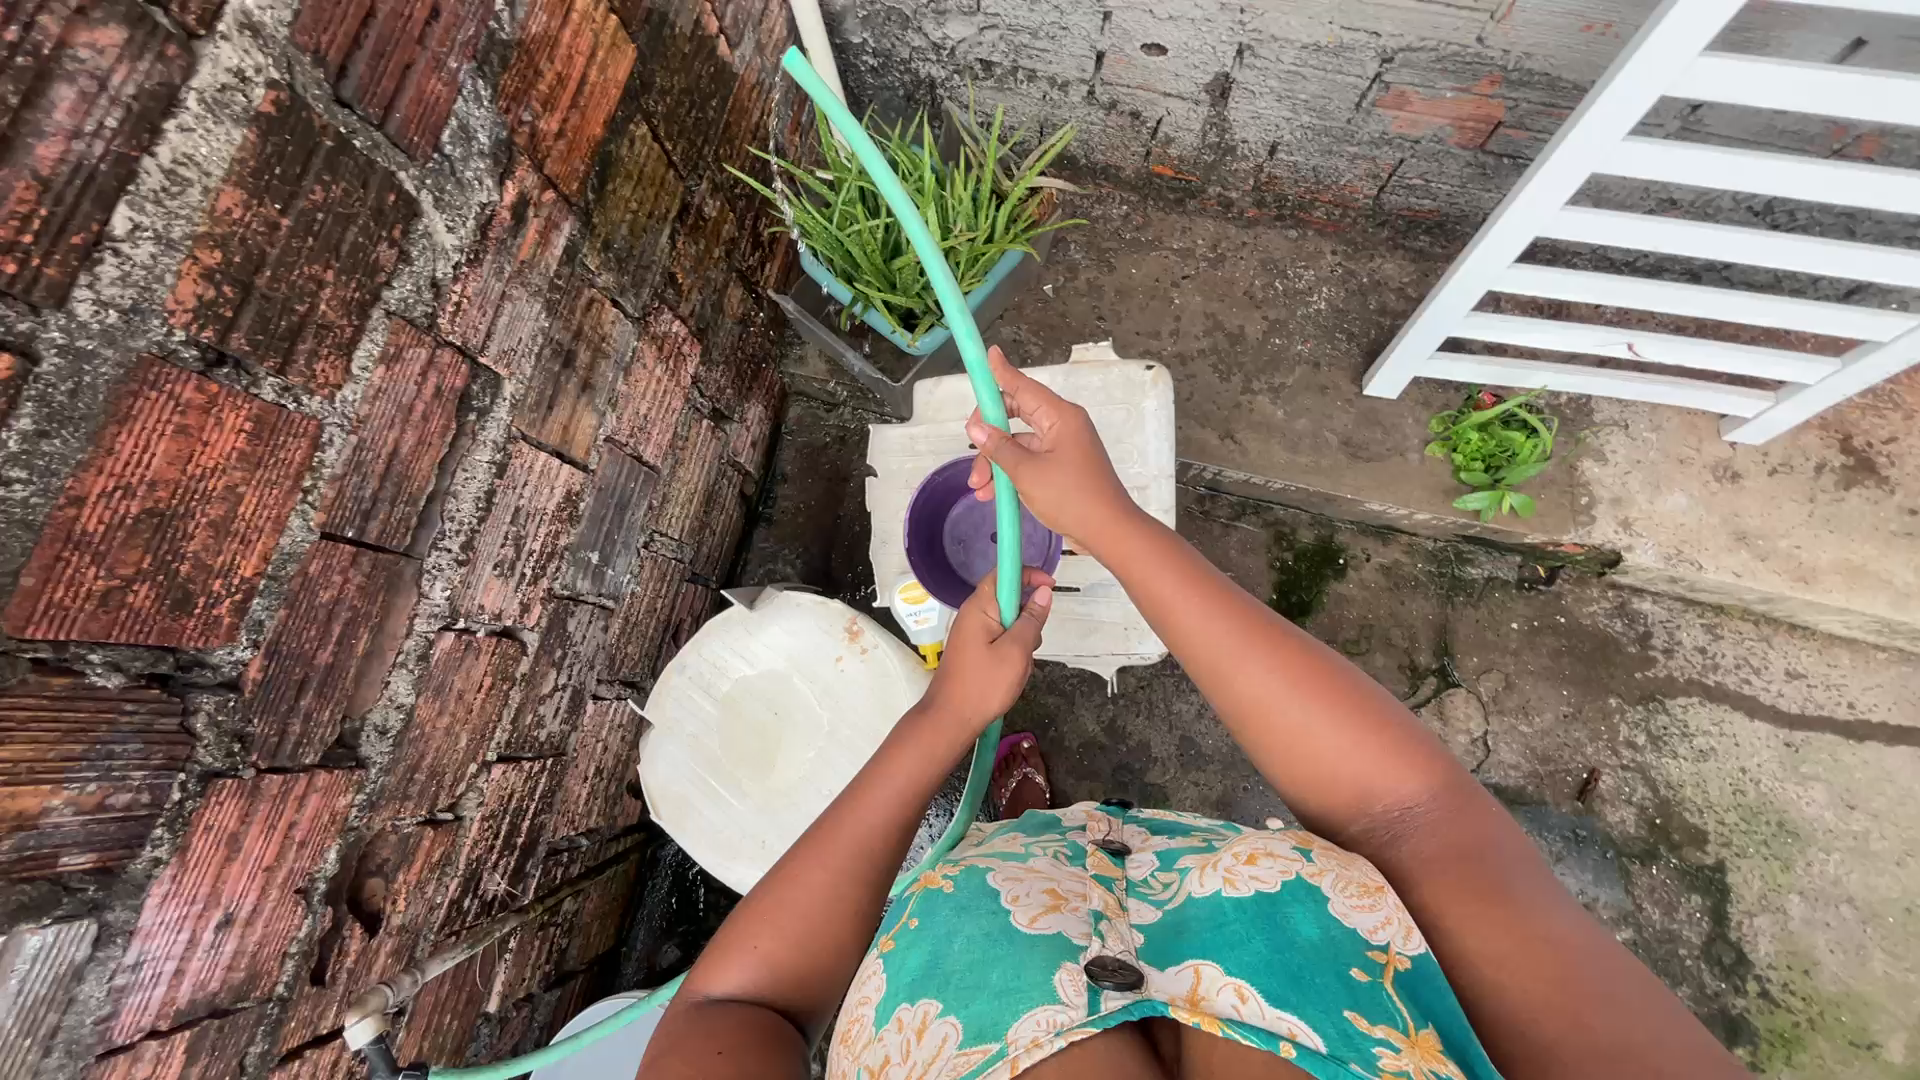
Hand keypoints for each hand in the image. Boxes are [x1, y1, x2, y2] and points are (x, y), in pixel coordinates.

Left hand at [918, 567, 1053, 731]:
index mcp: (979, 607)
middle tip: (1032, 643)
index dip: (1029, 574)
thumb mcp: (1016, 651)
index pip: (1004, 573)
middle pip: (1009, 600)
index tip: (1051, 586)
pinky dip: (1013, 652)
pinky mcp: (975, 649)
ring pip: (1009, 623)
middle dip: (1028, 618)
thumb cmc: (984, 685)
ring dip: (1022, 640)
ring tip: (1019, 665)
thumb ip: (1032, 620)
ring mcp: (973, 633)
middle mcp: (973, 614)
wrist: (951, 719)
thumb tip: (1044, 591)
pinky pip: (1001, 640)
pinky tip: (1013, 673)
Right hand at [965, 346, 1137, 546]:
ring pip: (1019, 442)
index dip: (1001, 373)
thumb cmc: (1071, 497)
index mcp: (1059, 416)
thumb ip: (998, 448)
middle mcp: (1062, 425)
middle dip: (989, 435)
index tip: (987, 355)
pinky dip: (1010, 473)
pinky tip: (992, 495)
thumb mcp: (1026, 473)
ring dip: (996, 462)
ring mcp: (1062, 446)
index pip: (1023, 386)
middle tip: (971, 454)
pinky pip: (1029, 460)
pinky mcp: (1062, 466)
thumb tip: (976, 427)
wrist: (1108, 531)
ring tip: (978, 488)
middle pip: (1016, 414)